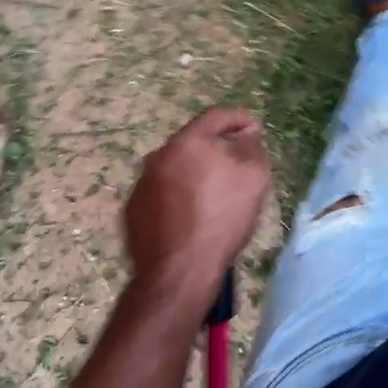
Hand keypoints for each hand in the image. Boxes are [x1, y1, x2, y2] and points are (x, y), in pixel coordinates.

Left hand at [123, 107, 270, 311]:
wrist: (179, 271)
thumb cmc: (222, 217)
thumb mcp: (254, 176)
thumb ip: (252, 146)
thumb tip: (245, 135)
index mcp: (186, 143)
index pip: (215, 116)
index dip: (239, 118)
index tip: (255, 129)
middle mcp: (157, 158)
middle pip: (193, 142)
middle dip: (217, 147)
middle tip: (238, 161)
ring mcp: (140, 186)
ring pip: (176, 168)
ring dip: (196, 172)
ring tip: (217, 191)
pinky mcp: (133, 213)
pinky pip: (163, 192)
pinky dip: (180, 194)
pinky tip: (195, 214)